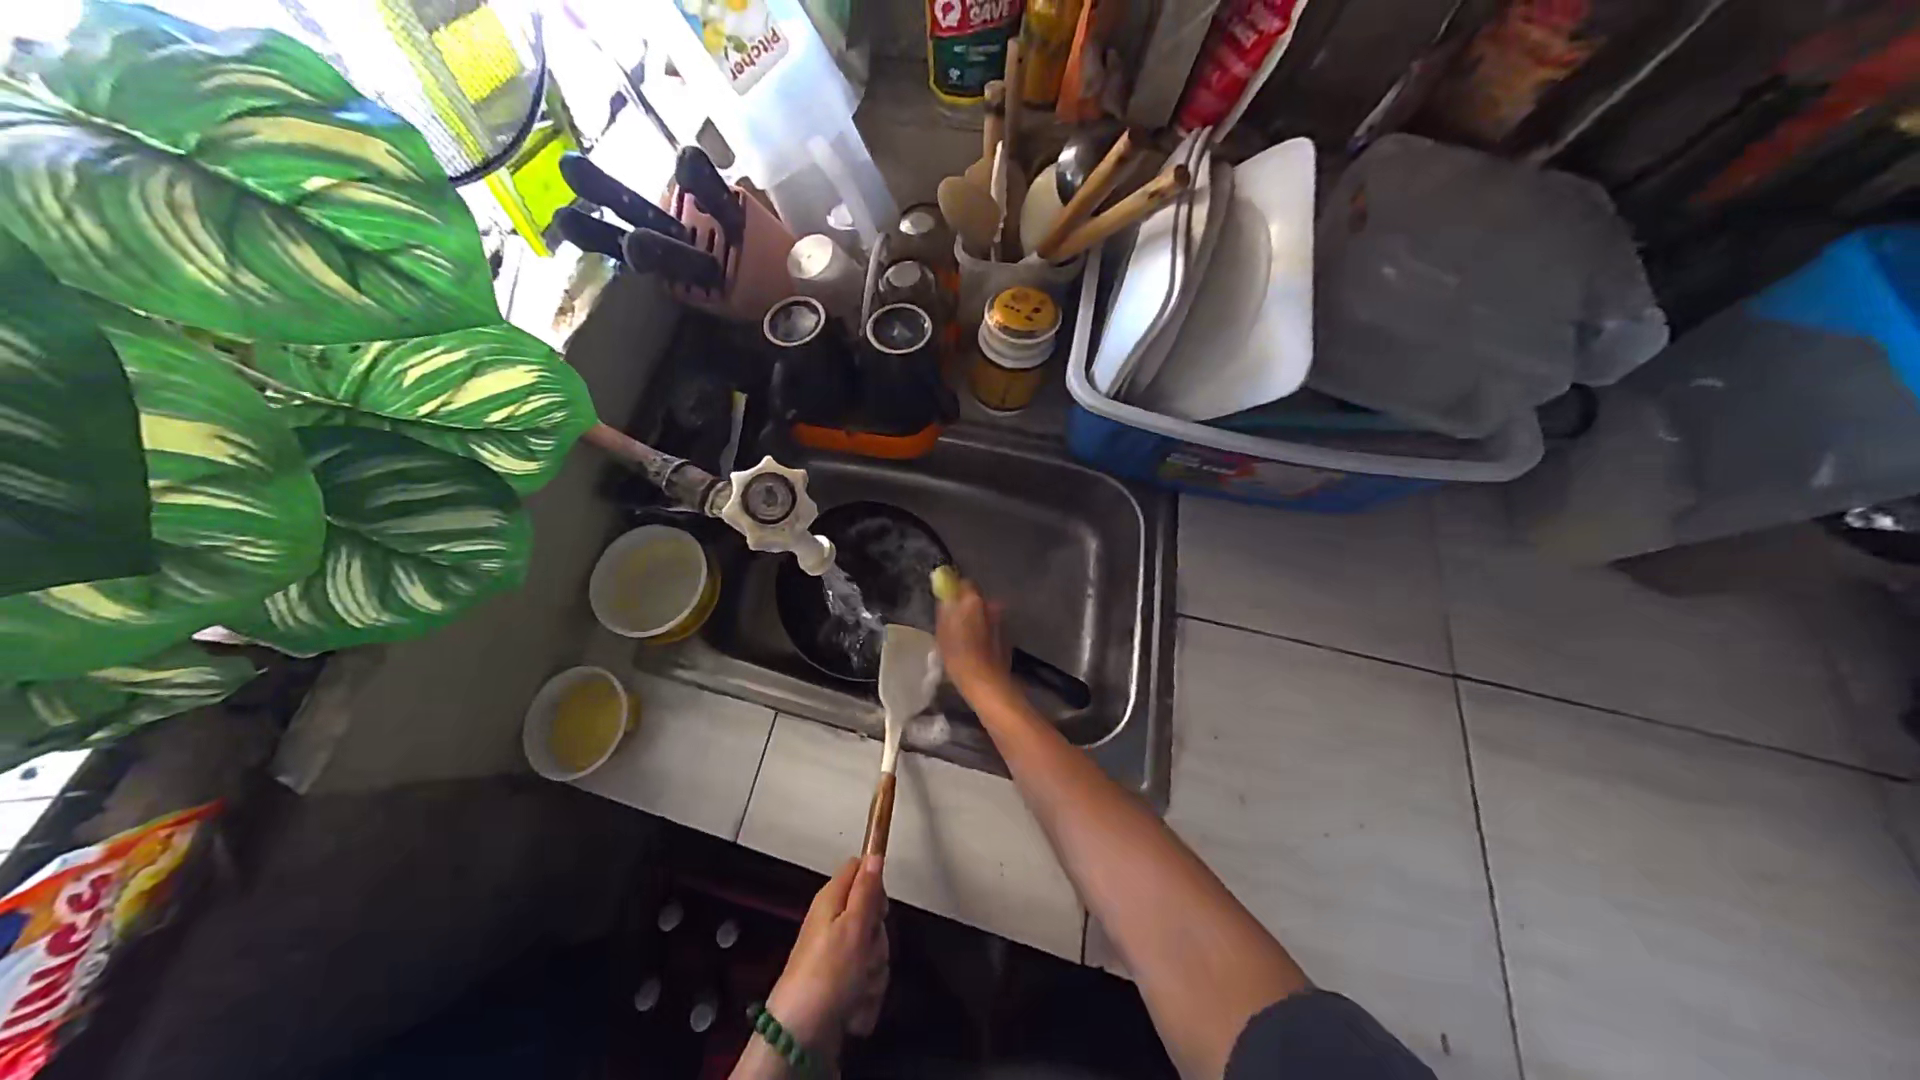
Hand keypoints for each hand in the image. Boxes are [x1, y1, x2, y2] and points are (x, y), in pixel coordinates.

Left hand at [767, 856, 889, 1054]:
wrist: (801, 1036)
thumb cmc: (828, 974)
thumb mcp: (854, 925)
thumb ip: (867, 889)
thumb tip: (874, 853)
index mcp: (832, 900)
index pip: (860, 871)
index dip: (875, 885)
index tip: (878, 908)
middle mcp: (833, 923)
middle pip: (873, 914)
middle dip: (878, 938)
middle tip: (865, 951)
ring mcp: (836, 955)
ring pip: (874, 950)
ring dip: (873, 970)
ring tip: (857, 984)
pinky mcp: (840, 983)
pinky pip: (867, 979)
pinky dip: (866, 994)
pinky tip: (854, 1006)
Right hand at [934, 575, 1010, 693]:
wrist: (986, 682)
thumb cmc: (958, 656)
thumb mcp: (942, 631)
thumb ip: (945, 609)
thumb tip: (947, 596)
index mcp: (973, 601)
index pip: (964, 584)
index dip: (956, 592)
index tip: (948, 603)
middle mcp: (991, 605)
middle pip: (976, 599)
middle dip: (966, 607)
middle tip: (955, 623)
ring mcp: (1001, 620)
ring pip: (985, 613)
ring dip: (977, 620)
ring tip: (966, 639)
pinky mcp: (1007, 635)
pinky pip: (992, 627)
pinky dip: (986, 632)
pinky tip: (978, 648)